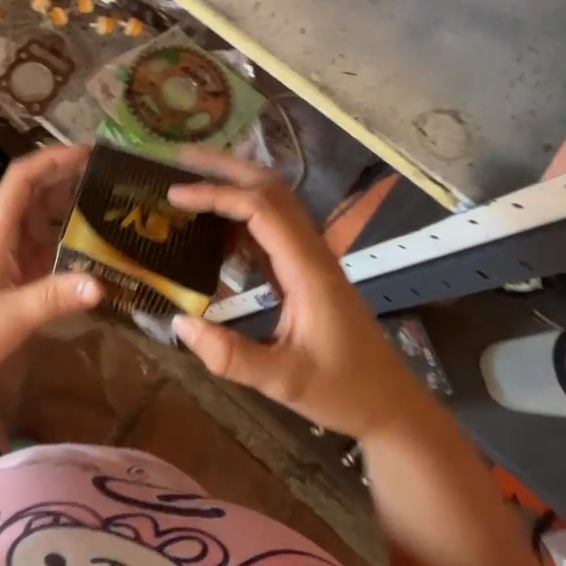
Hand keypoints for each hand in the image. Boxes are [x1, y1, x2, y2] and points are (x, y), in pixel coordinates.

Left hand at [0, 145, 102, 398]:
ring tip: (113, 205)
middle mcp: (1, 237)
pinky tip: (95, 251)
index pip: (21, 180)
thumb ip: (54, 299)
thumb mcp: (11, 318)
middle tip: (113, 177)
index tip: (87, 152)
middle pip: (34, 194)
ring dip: (70, 210)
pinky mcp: (11, 280)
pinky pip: (43, 250)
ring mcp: (5, 258)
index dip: (51, 159)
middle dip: (68, 178)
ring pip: (40, 221)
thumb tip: (101, 284)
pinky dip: (67, 244)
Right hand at [167, 148, 430, 440]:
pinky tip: (208, 224)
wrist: (392, 407)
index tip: (173, 195)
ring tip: (187, 178)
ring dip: (232, 182)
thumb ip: (231, 356)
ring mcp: (310, 258)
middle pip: (270, 188)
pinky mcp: (303, 270)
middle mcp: (311, 253)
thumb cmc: (343, 392)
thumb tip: (178, 322)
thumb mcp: (284, 382)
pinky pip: (269, 227)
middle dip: (224, 167)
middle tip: (176, 158)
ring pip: (272, 201)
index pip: (261, 211)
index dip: (216, 195)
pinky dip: (237, 213)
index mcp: (308, 271)